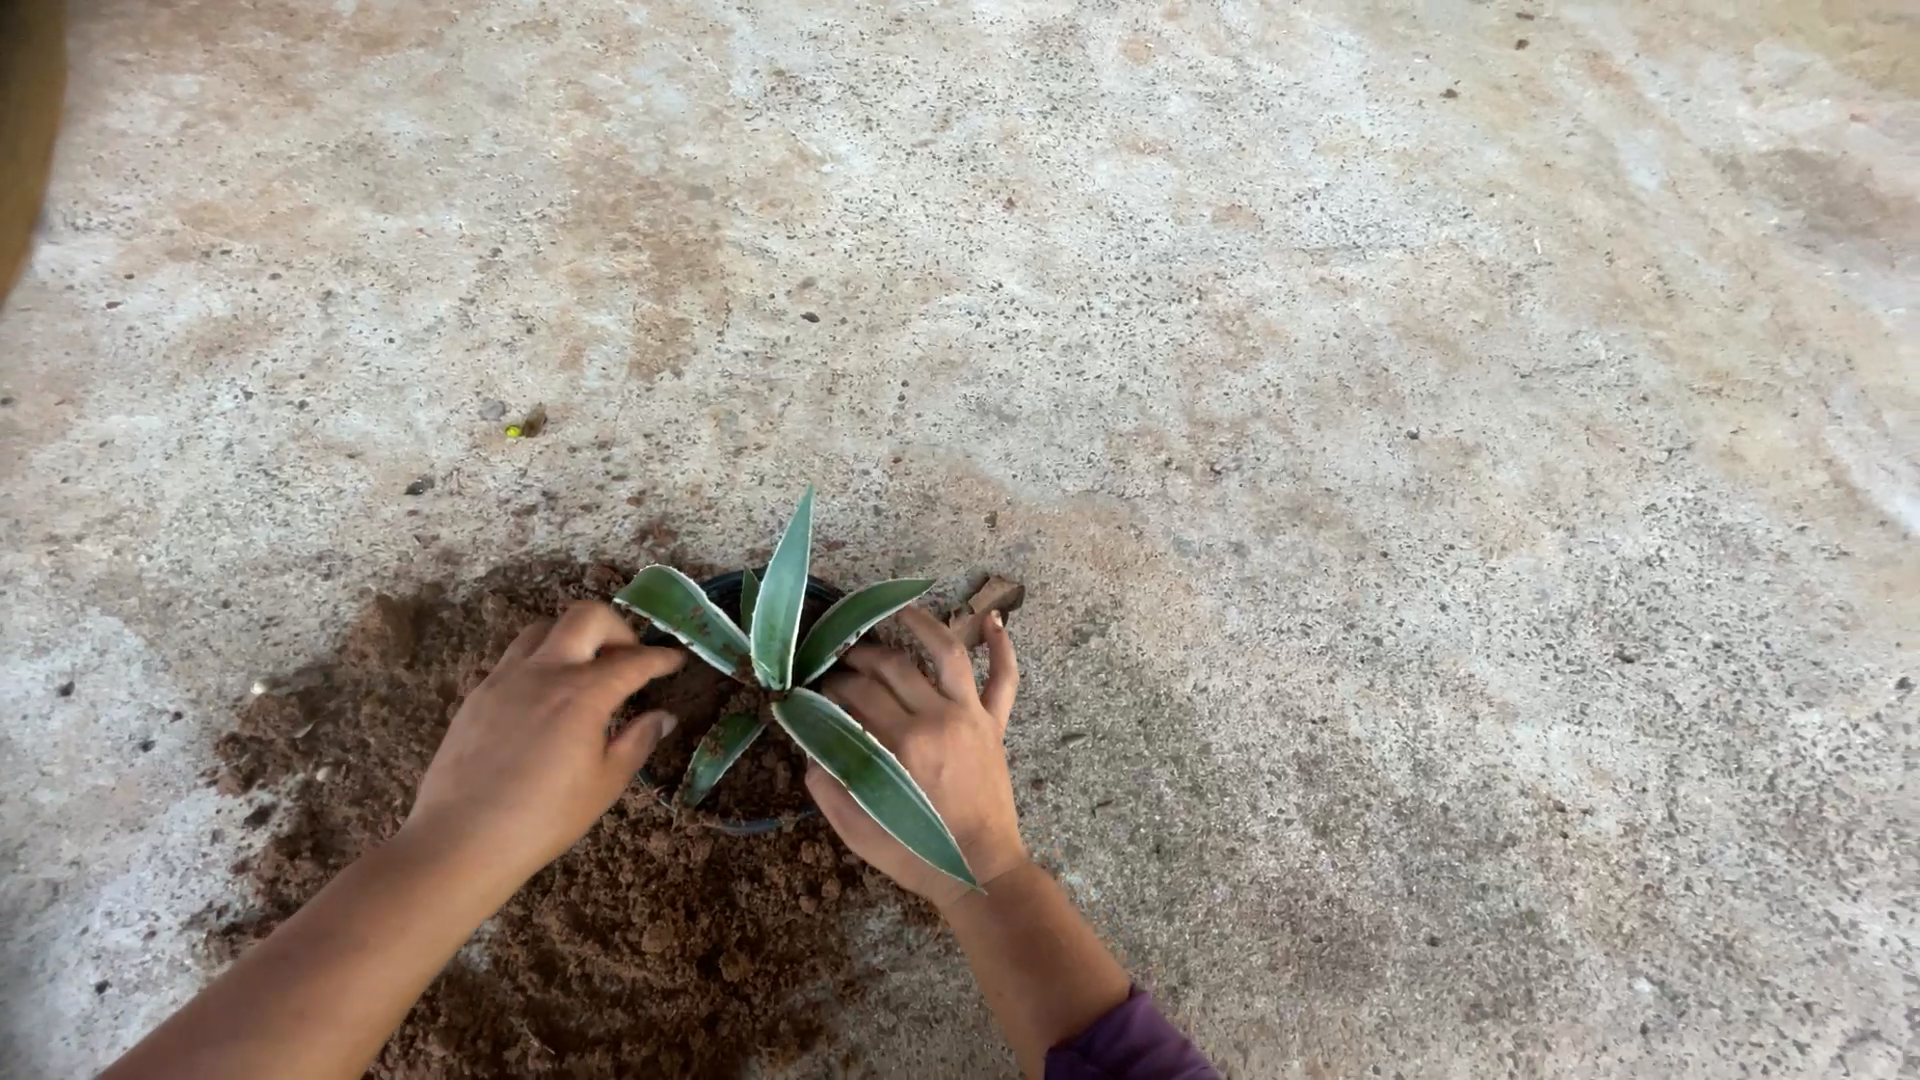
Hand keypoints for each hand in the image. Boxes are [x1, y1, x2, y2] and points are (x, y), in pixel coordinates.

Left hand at [400, 601, 683, 887]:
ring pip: (545, 629)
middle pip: (587, 617)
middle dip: (618, 629)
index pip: (634, 661)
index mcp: (583, 694)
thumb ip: (638, 741)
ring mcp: (506, 679)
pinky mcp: (478, 694)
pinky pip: (516, 658)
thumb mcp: (606, 783)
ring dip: (574, 638)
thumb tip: (662, 717)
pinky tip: (547, 696)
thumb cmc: (543, 817)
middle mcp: (545, 672)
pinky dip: (542, 662)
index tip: (676, 660)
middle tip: (628, 658)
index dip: (662, 658)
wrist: (458, 842)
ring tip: (585, 670)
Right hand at [807, 605, 1026, 910]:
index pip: (857, 696)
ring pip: (948, 654)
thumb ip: (830, 788)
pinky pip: (1005, 678)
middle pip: (893, 669)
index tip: (817, 687)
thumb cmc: (919, 853)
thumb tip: (811, 749)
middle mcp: (939, 718)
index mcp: (903, 744)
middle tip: (843, 659)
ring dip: (924, 625)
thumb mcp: (860, 831)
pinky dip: (1002, 647)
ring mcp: (972, 717)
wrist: (981, 871)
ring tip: (901, 609)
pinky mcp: (995, 724)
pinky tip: (992, 620)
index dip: (832, 687)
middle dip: (861, 658)